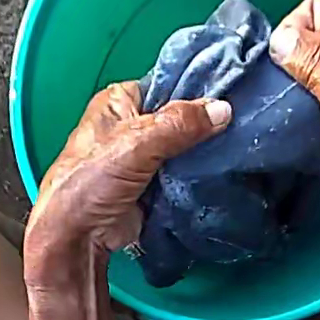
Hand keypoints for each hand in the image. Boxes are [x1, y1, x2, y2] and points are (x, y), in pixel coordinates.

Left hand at [25, 82, 230, 270]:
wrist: (80, 236)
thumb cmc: (92, 182)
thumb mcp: (136, 143)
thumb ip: (179, 125)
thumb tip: (222, 110)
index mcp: (120, 101)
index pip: (167, 84)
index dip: (196, 89)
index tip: (230, 94)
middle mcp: (133, 125)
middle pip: (179, 118)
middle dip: (206, 124)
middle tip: (239, 126)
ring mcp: (144, 158)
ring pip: (185, 148)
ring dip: (204, 153)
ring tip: (236, 148)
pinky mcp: (154, 186)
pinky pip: (184, 174)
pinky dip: (198, 176)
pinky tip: (221, 172)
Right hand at [268, 0, 319, 199]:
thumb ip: (312, 59)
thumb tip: (280, 39)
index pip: (313, 6)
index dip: (293, 32)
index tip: (289, 66)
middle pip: (314, 35)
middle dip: (299, 61)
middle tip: (303, 92)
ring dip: (308, 85)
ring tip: (313, 109)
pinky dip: (319, 102)